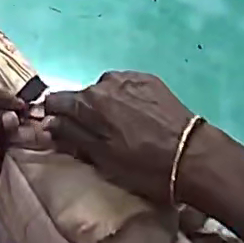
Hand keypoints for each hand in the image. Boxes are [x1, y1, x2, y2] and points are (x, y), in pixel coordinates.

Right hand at [45, 71, 201, 204]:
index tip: (60, 129)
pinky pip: (126, 86)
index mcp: (90, 101)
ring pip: (106, 90)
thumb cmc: (145, 165)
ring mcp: (128, 76)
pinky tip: (141, 117)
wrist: (194, 156)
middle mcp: (104, 81)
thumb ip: (73, 136)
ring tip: (126, 127)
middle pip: (84, 96)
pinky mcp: (148, 78)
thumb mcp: (104, 158)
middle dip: (86, 113)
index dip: (54, 115)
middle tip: (102, 137)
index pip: (57, 100)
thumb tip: (49, 121)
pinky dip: (127, 99)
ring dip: (108, 105)